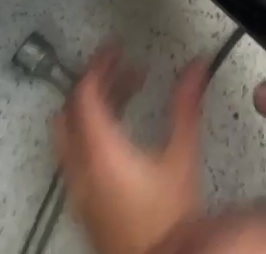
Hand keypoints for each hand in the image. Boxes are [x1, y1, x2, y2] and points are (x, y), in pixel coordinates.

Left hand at [54, 44, 209, 253]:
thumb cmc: (170, 217)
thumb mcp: (183, 156)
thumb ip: (186, 106)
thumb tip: (195, 68)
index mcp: (100, 151)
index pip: (84, 93)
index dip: (98, 64)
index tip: (116, 48)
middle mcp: (80, 167)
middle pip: (71, 110)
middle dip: (95, 82)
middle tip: (122, 67)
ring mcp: (78, 187)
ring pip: (70, 132)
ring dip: (93, 107)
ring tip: (127, 93)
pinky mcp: (83, 202)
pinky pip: (75, 154)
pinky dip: (90, 131)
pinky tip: (120, 133)